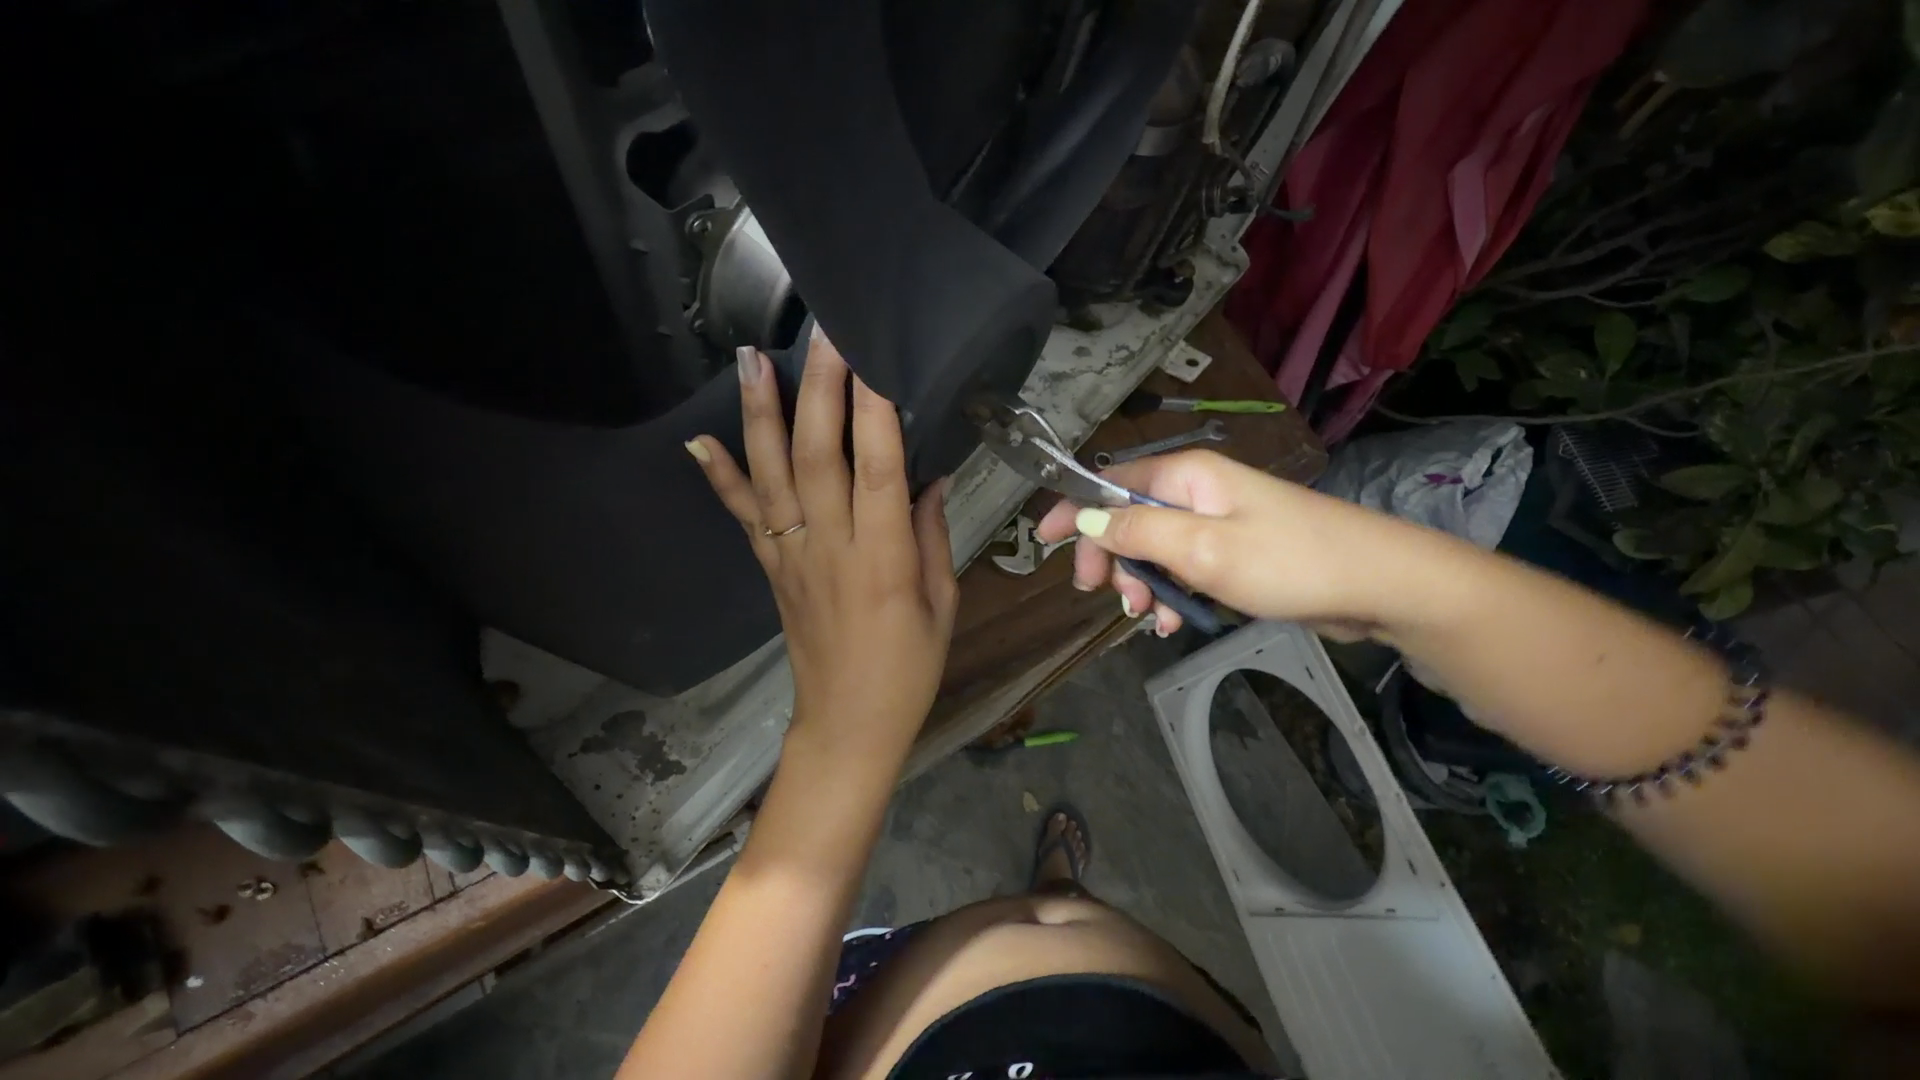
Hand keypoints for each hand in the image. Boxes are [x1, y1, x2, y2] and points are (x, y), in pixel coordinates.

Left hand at [686, 331, 959, 755]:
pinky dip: (719, 477)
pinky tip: (697, 440)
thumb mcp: (942, 604)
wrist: (847, 723)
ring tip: (751, 355)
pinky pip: (743, 516)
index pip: (877, 469)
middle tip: (822, 331)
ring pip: (772, 474)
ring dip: (760, 413)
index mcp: (883, 560)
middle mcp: (829, 548)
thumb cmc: (908, 668)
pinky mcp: (770, 567)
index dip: (874, 409)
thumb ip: (932, 535)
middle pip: (817, 456)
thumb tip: (928, 475)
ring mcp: (791, 555)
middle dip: (819, 388)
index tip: (873, 354)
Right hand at [1035, 449, 1423, 635]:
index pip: (1111, 482)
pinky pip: (1186, 568)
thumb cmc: (1288, 561)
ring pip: (1156, 548)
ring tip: (1147, 617)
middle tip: (1103, 595)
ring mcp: (1220, 522)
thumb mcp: (1203, 549)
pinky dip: (1172, 592)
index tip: (1043, 541)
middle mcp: (1199, 492)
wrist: (1379, 585)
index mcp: (1188, 475)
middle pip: (1129, 518)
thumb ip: (1138, 533)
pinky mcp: (1237, 553)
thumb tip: (1085, 519)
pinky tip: (1173, 621)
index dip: (1074, 509)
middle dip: (1112, 557)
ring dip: (1142, 582)